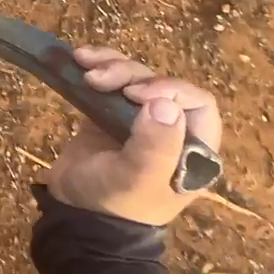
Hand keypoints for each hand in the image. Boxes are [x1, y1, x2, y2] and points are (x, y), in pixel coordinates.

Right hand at [43, 46, 222, 225]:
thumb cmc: (117, 201)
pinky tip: (77, 60)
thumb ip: (155, 145)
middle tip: (97, 78)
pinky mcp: (106, 115)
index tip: (134, 94)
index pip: (196, 102)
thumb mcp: (138, 178)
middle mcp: (169, 130)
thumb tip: (163, 104)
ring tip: (82, 65)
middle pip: (159, 84)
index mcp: (192, 147)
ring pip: (133, 77)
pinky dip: (95, 66)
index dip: (168, 89)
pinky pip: (108, 83)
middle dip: (128, 74)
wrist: (78, 213)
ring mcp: (136, 121)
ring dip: (110, 65)